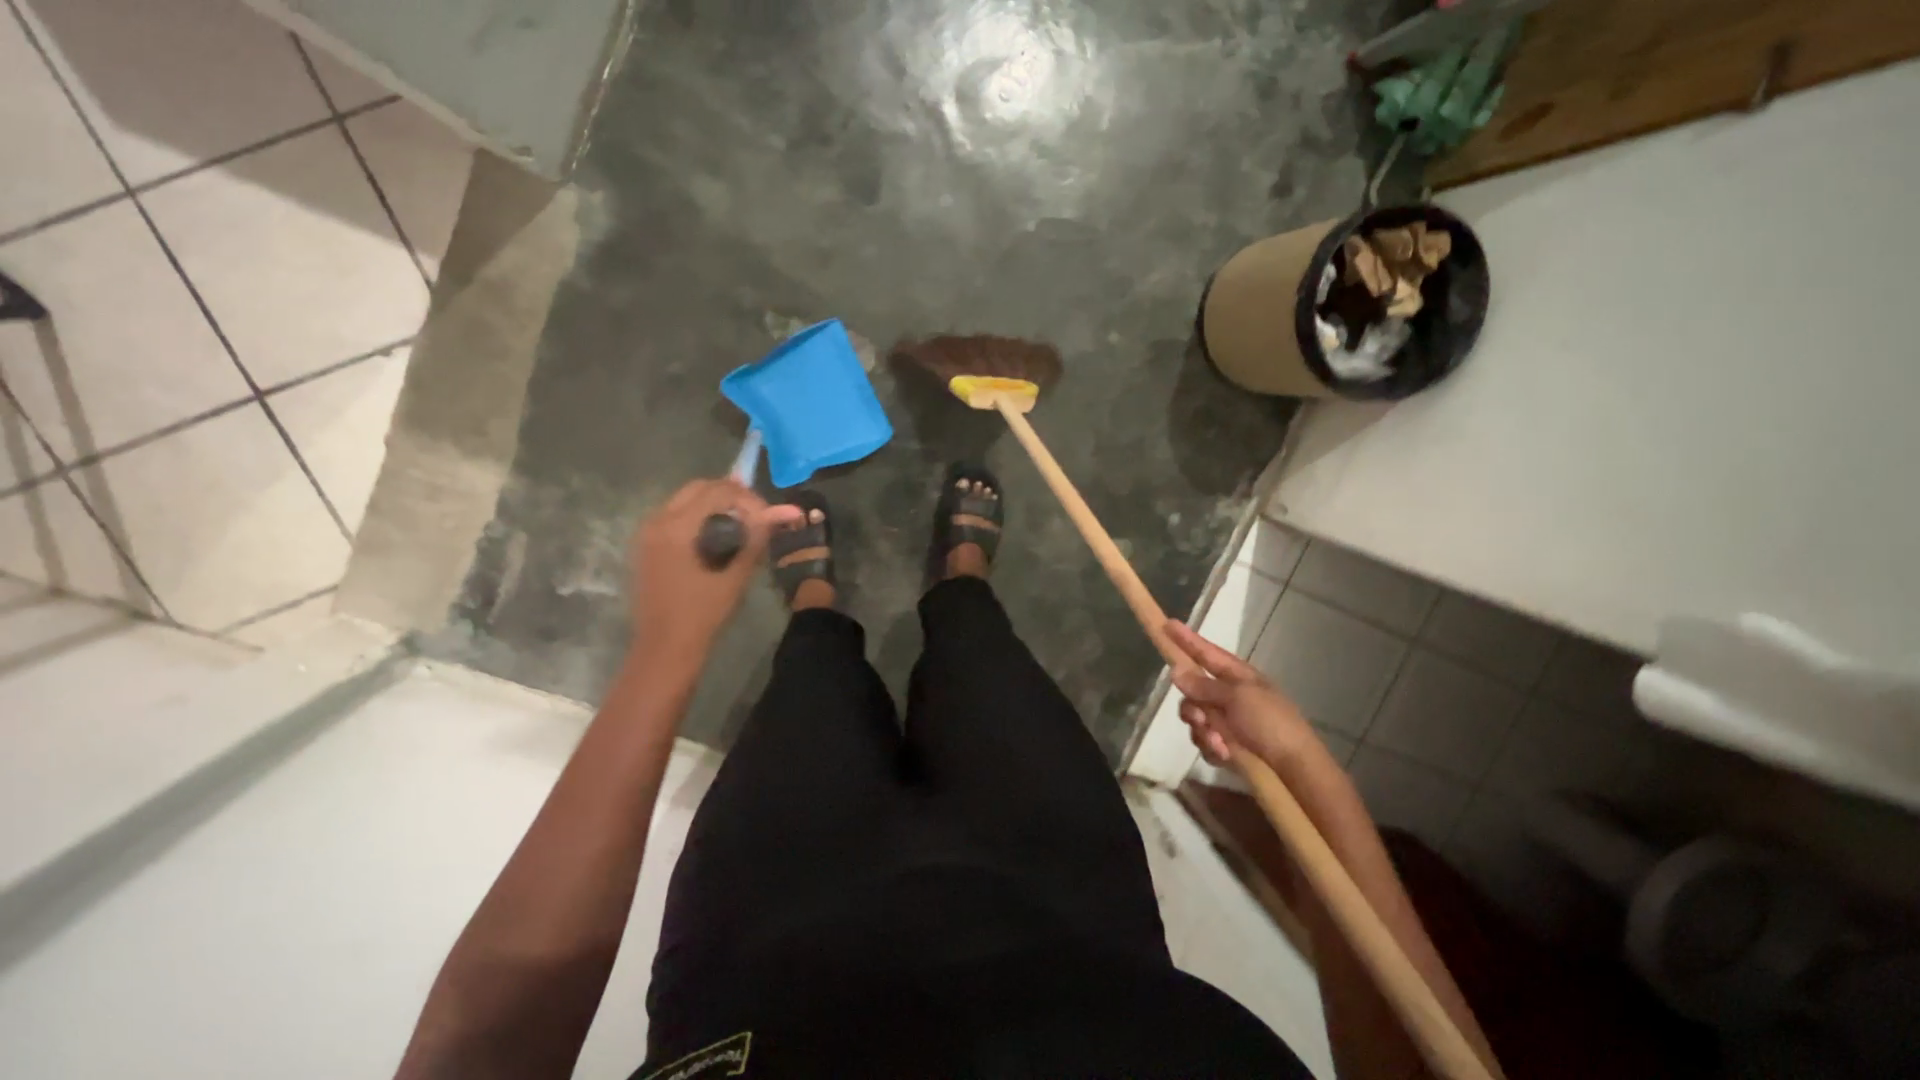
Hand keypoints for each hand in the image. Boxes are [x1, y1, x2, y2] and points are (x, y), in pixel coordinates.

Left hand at [629, 479, 802, 666]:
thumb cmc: (701, 617)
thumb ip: (756, 539)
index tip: (768, 518)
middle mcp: (656, 521)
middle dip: (731, 496)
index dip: (748, 498)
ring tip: (742, 527)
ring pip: (685, 500)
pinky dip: (699, 517)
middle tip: (757, 517)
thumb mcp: (735, 577)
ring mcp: (647, 533)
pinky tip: (719, 538)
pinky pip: (675, 516)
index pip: (718, 491)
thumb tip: (785, 512)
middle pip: (699, 488)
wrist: (664, 650)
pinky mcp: (646, 546)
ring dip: (715, 505)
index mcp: (676, 527)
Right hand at [1165, 620, 1319, 768]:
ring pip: (1194, 718)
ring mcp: (1227, 721)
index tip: (1167, 624)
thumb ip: (1204, 685)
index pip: (1207, 653)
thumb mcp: (1238, 698)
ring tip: (1219, 742)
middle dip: (1193, 706)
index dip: (1187, 640)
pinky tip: (1225, 754)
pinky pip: (1202, 740)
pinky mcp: (1225, 745)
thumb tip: (1175, 671)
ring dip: (1203, 730)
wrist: (1292, 765)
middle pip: (1193, 691)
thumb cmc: (1270, 722)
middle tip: (1200, 717)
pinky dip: (1211, 748)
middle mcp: (1229, 696)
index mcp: (1238, 676)